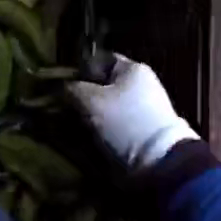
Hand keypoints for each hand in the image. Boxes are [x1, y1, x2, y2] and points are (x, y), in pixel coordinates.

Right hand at [69, 54, 199, 174]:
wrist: (158, 161)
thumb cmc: (124, 121)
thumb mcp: (91, 101)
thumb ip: (73, 89)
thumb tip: (64, 87)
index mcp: (133, 69)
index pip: (100, 60)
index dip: (79, 70)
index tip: (62, 85)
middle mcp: (141, 84)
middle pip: (103, 86)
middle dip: (83, 97)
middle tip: (64, 108)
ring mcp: (145, 108)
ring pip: (108, 107)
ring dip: (91, 116)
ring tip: (73, 126)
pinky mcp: (144, 130)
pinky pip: (116, 124)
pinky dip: (102, 129)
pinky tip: (89, 138)